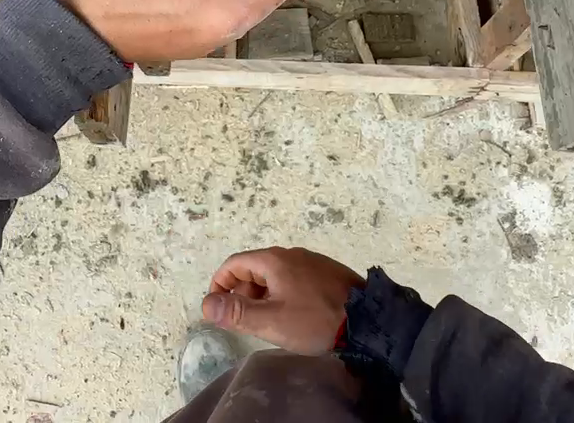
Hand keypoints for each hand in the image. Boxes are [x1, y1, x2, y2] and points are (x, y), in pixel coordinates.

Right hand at [200, 247, 363, 353]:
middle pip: (253, 267)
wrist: (366, 318)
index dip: (220, 284)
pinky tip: (289, 314)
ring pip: (273, 274)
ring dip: (260, 294)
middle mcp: (289, 254)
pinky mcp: (324, 272)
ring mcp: (309, 261)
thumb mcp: (272, 321)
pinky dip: (279, 292)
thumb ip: (237, 313)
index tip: (216, 307)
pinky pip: (291, 278)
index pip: (235, 263)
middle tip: (239, 320)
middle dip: (240, 292)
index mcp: (273, 260)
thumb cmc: (314, 319)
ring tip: (263, 321)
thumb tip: (206, 304)